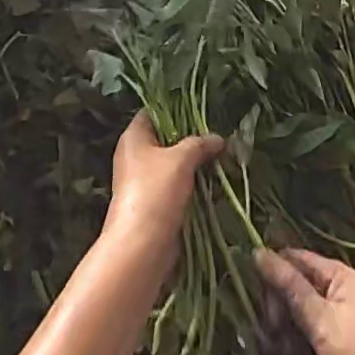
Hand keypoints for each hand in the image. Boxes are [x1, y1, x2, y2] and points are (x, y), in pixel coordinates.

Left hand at [104, 113, 223, 240]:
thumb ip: (198, 145)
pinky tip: (212, 186)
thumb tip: (218, 138)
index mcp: (133, 136)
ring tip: (221, 162)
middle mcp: (134, 153)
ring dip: (194, 166)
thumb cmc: (156, 191)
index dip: (175, 110)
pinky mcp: (152, 201)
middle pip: (164, 139)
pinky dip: (190, 185)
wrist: (142, 244)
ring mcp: (142, 179)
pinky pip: (173, 186)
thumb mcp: (180, 160)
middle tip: (218, 141)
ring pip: (171, 165)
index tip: (201, 114)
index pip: (153, 112)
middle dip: (190, 141)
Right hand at [255, 248, 354, 354]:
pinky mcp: (343, 340)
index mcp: (339, 276)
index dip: (273, 271)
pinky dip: (300, 338)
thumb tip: (257, 251)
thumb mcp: (322, 320)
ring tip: (279, 341)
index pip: (294, 257)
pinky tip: (290, 348)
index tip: (256, 293)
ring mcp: (342, 317)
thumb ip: (290, 286)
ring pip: (301, 310)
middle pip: (296, 284)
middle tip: (270, 326)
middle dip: (279, 304)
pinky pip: (312, 330)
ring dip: (286, 325)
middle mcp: (340, 290)